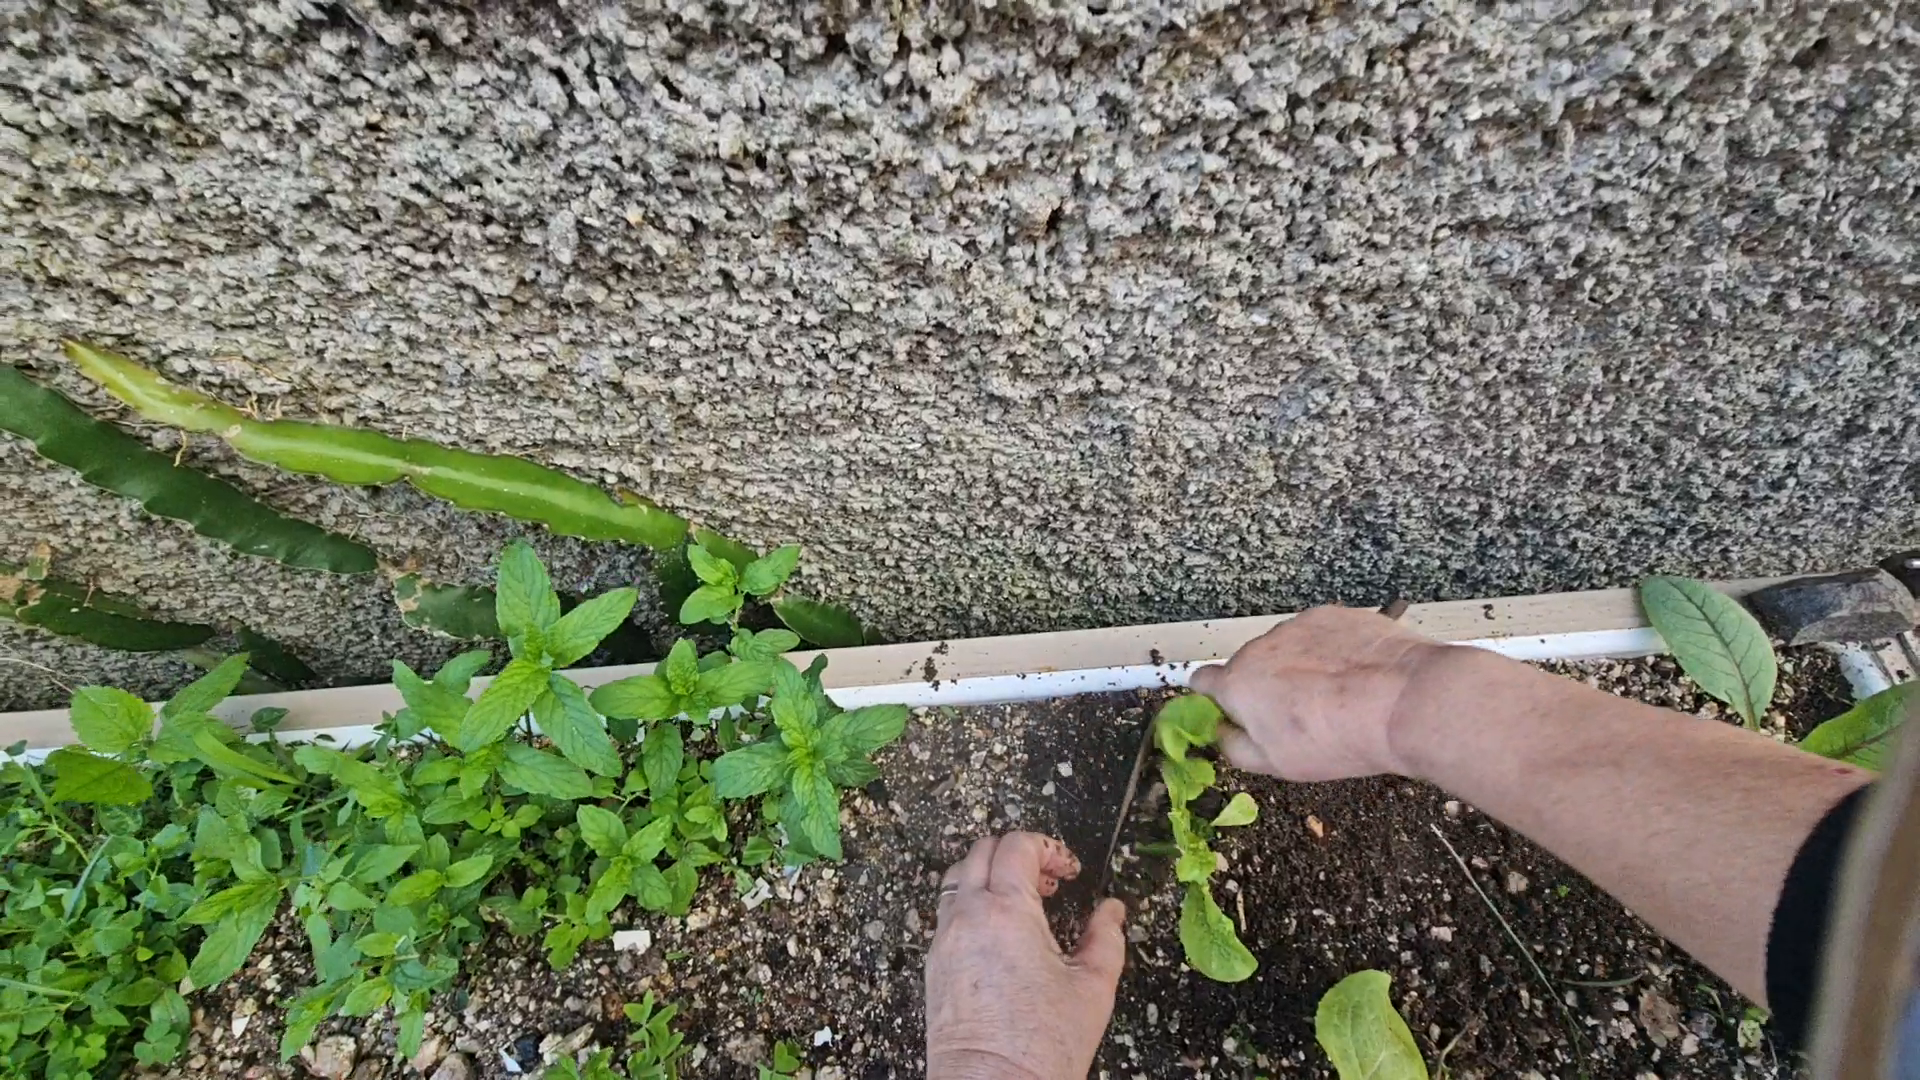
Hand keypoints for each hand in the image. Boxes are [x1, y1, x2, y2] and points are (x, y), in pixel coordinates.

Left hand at [925, 833, 1126, 1079]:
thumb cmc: (1042, 1046)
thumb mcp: (1092, 988)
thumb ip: (1105, 937)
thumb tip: (1112, 909)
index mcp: (1007, 909)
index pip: (1018, 845)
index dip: (1049, 848)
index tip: (1069, 872)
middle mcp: (970, 912)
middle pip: (984, 849)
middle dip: (1018, 853)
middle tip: (1048, 883)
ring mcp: (946, 935)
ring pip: (961, 874)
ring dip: (990, 873)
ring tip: (1021, 902)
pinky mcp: (934, 960)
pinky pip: (949, 909)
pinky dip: (973, 902)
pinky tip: (998, 932)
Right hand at [1188, 605, 1450, 780]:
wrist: (1403, 702)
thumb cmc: (1338, 739)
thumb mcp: (1277, 764)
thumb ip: (1235, 747)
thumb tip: (1221, 732)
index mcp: (1236, 684)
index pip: (1200, 680)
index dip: (1212, 696)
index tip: (1231, 710)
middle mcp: (1257, 648)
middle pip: (1249, 665)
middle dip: (1266, 685)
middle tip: (1300, 713)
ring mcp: (1294, 627)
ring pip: (1285, 648)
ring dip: (1298, 666)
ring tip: (1338, 694)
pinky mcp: (1330, 615)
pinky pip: (1319, 633)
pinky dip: (1330, 649)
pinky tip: (1357, 673)